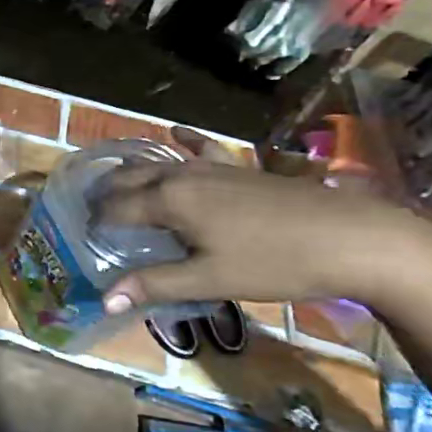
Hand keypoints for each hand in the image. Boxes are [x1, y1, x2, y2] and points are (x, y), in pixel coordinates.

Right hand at [96, 139, 431, 313]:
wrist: (349, 236)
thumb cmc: (273, 262)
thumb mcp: (210, 279)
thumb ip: (155, 285)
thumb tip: (105, 298)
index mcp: (171, 200)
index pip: (119, 207)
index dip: (98, 219)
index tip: (83, 233)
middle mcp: (184, 176)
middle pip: (133, 177)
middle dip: (108, 191)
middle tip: (90, 209)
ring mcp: (214, 168)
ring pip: (161, 162)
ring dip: (134, 171)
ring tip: (115, 181)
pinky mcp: (238, 168)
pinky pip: (200, 149)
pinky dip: (182, 142)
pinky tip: (176, 133)